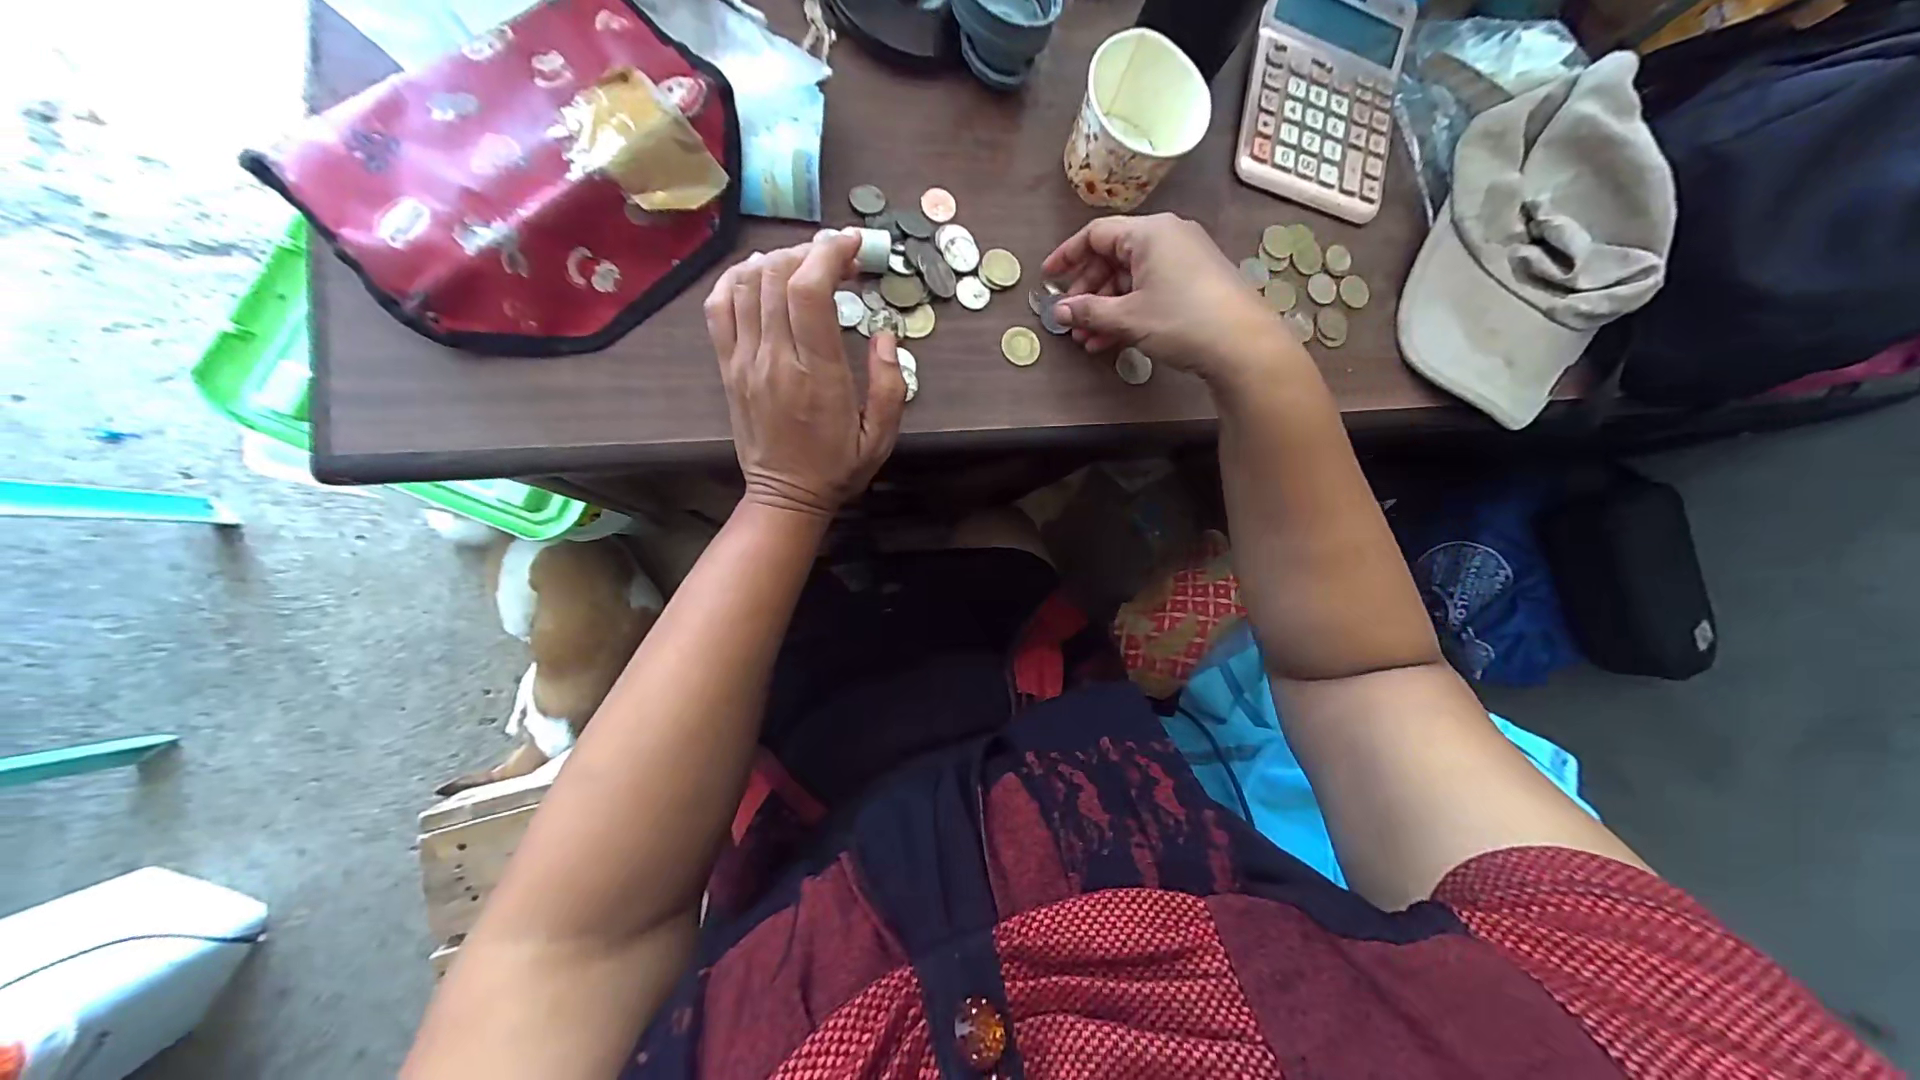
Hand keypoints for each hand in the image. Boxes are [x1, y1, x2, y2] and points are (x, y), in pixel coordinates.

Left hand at [704, 233, 906, 519]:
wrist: (785, 497)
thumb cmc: (838, 468)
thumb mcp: (881, 436)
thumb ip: (890, 384)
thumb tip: (886, 334)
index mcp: (816, 375)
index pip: (809, 291)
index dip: (829, 254)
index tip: (851, 246)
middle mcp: (775, 360)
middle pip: (776, 276)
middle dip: (808, 251)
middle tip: (835, 257)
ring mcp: (744, 361)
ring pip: (745, 283)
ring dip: (775, 259)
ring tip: (804, 264)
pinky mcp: (728, 367)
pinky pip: (718, 307)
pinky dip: (735, 278)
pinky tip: (759, 274)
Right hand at [1042, 213, 1301, 381]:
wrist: (1243, 344)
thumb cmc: (1181, 320)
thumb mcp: (1127, 317)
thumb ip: (1088, 311)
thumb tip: (1059, 311)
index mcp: (1149, 232)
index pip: (1096, 234)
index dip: (1067, 256)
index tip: (1048, 278)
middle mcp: (1167, 237)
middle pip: (1112, 257)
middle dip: (1087, 291)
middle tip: (1070, 318)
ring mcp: (1184, 260)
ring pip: (1130, 279)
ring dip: (1104, 308)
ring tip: (1086, 338)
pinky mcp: (1194, 283)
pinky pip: (1150, 290)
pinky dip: (1127, 311)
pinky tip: (1110, 341)